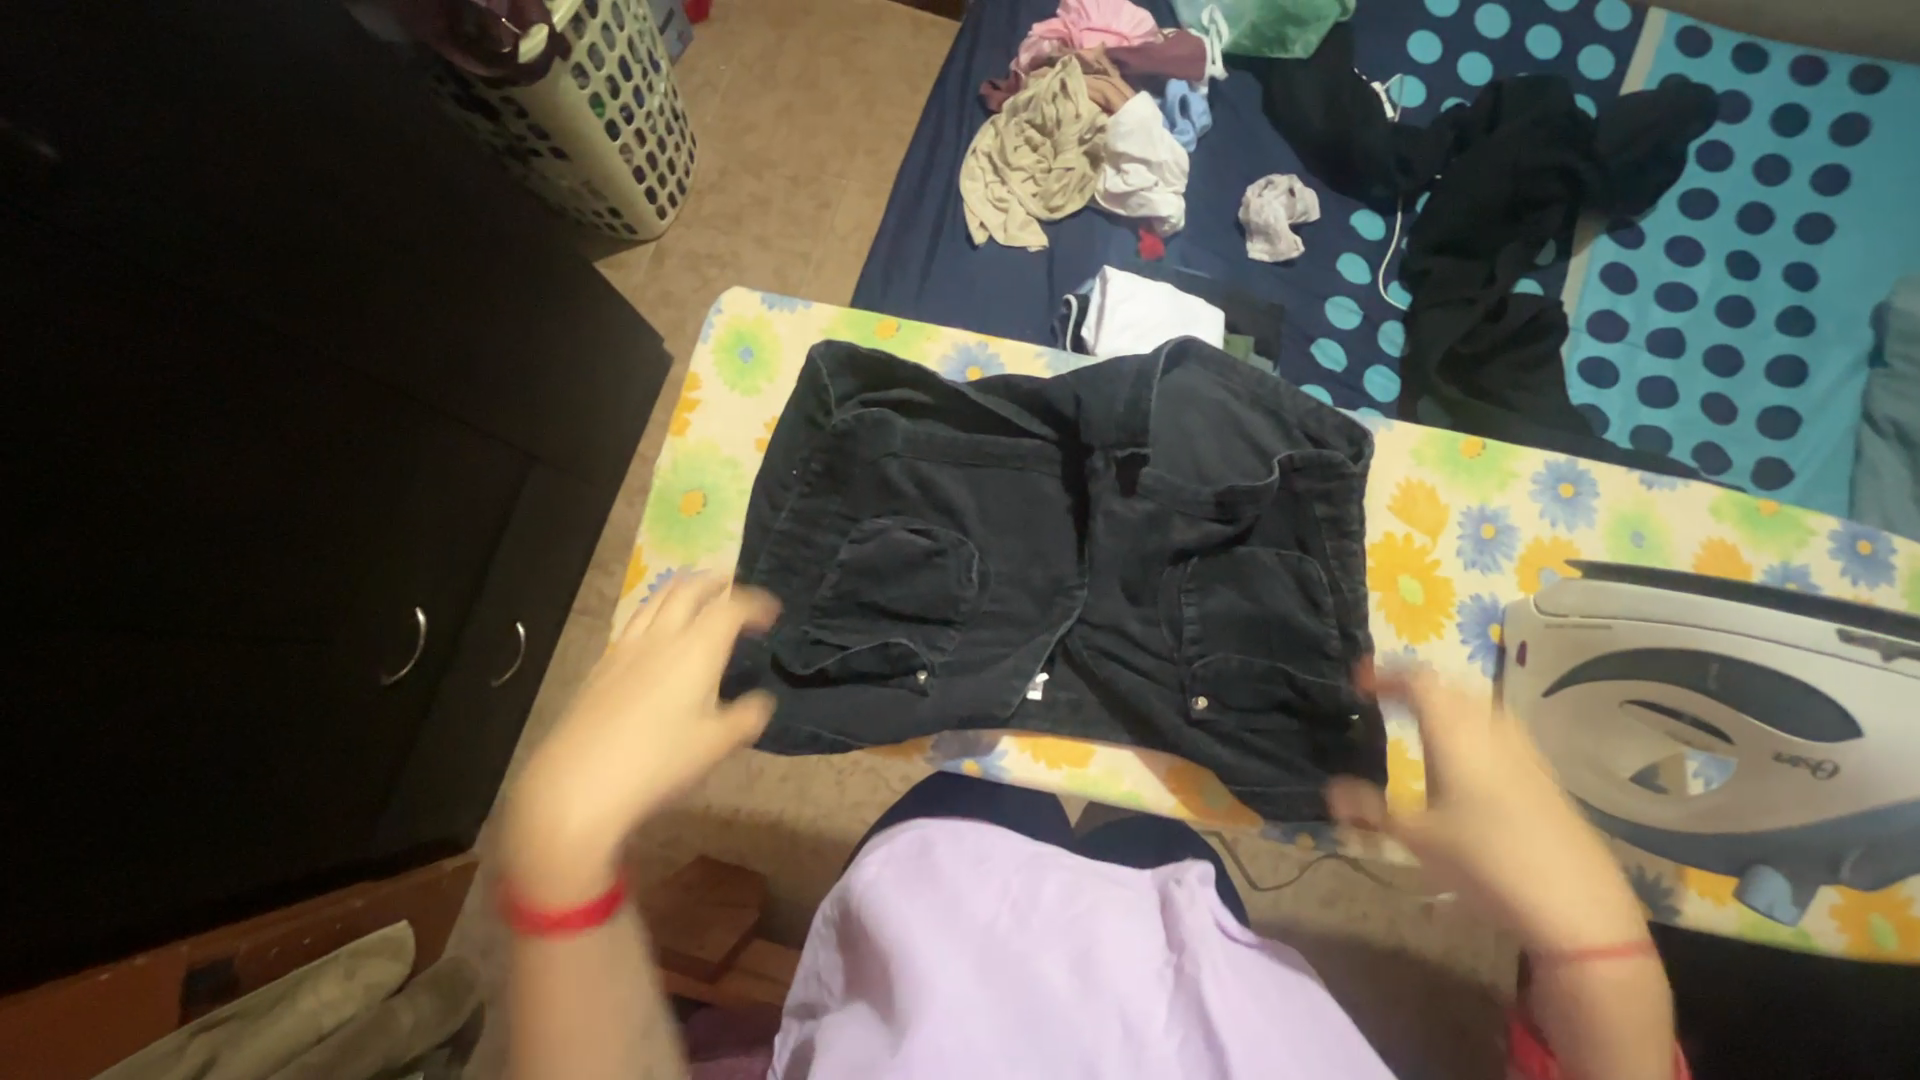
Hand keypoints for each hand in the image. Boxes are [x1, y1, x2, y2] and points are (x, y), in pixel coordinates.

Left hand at [501, 575, 779, 905]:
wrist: (578, 784)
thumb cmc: (659, 762)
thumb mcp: (718, 744)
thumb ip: (747, 717)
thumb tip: (761, 701)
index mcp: (698, 649)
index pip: (731, 608)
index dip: (755, 604)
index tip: (771, 614)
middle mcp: (662, 637)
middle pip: (688, 590)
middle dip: (715, 582)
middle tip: (733, 586)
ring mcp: (627, 649)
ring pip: (656, 600)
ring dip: (682, 589)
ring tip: (695, 593)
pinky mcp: (602, 666)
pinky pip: (635, 621)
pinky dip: (655, 611)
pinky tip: (655, 631)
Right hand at [1326, 667, 1648, 952]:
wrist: (1579, 907)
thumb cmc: (1486, 863)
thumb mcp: (1417, 839)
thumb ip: (1370, 810)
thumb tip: (1330, 792)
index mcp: (1456, 736)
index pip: (1420, 683)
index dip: (1387, 675)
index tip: (1359, 684)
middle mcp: (1492, 734)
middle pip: (1453, 688)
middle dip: (1418, 687)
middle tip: (1388, 700)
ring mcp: (1525, 755)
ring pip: (1483, 708)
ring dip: (1450, 705)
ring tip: (1425, 723)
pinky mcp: (1546, 778)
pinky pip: (1503, 732)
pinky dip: (1475, 728)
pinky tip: (1468, 761)